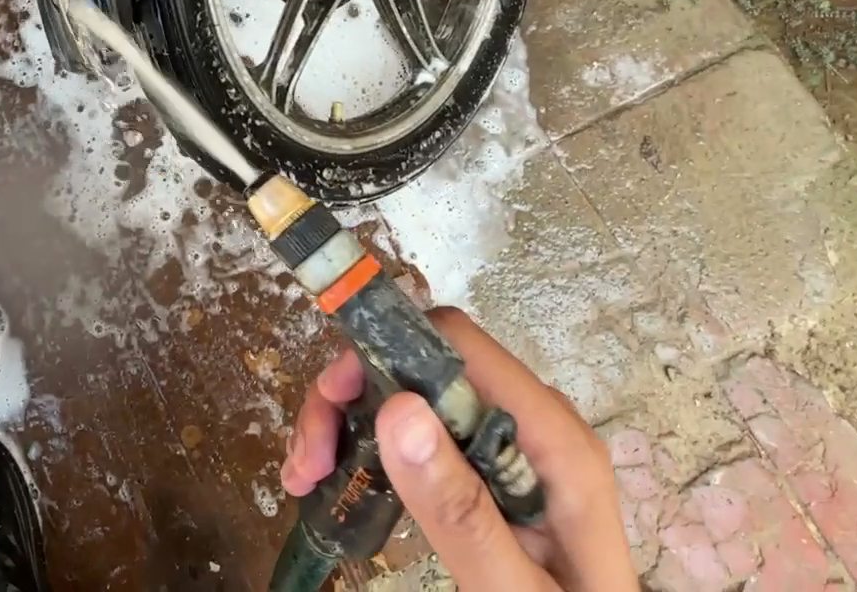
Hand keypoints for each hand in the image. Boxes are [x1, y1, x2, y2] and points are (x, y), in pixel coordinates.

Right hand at [283, 309, 637, 590]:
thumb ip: (463, 512)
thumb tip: (397, 407)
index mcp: (550, 436)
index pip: (456, 343)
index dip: (385, 351)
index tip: (333, 401)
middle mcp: (525, 421)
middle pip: (418, 364)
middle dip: (351, 396)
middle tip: (309, 456)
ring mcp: (503, 442)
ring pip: (406, 394)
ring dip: (346, 422)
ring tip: (306, 474)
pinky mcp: (482, 466)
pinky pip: (414, 431)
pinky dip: (364, 446)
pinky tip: (329, 480)